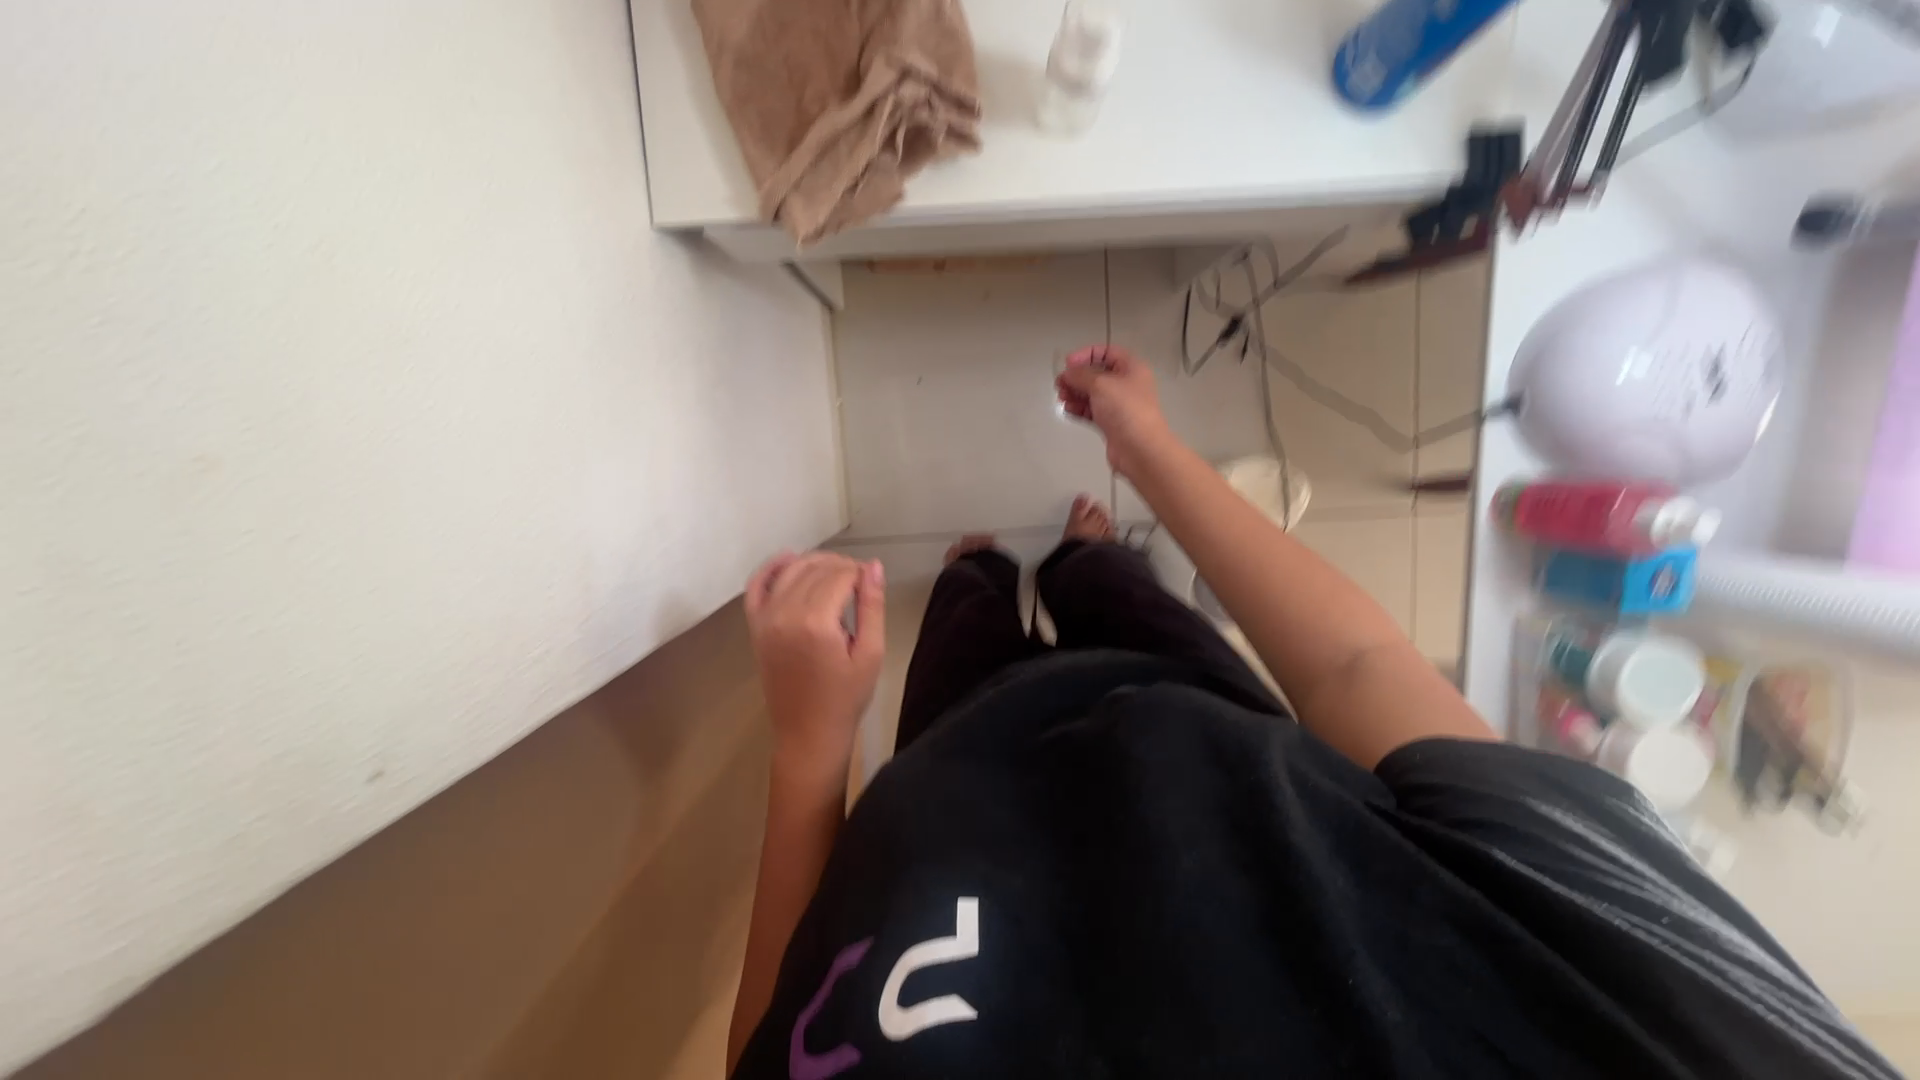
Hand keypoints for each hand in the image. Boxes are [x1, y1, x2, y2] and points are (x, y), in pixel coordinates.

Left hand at [745, 552, 885, 767]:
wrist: (808, 733)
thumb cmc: (846, 698)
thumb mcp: (871, 653)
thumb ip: (872, 606)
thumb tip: (873, 566)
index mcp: (816, 622)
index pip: (840, 575)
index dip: (860, 573)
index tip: (872, 585)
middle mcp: (785, 614)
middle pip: (815, 568)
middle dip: (841, 566)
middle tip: (860, 583)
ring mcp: (765, 619)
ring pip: (790, 570)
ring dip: (814, 563)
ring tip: (836, 575)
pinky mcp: (755, 627)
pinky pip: (757, 586)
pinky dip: (772, 568)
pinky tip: (789, 560)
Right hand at [1056, 344, 1173, 478]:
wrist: (1139, 448)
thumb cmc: (1124, 409)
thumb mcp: (1101, 384)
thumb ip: (1080, 374)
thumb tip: (1069, 372)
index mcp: (1131, 368)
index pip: (1107, 352)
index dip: (1086, 355)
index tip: (1068, 363)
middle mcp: (1126, 384)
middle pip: (1097, 374)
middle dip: (1077, 377)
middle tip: (1060, 384)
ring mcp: (1118, 405)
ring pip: (1092, 394)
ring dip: (1075, 393)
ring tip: (1062, 398)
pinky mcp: (1111, 423)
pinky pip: (1092, 411)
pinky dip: (1079, 409)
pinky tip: (1068, 410)